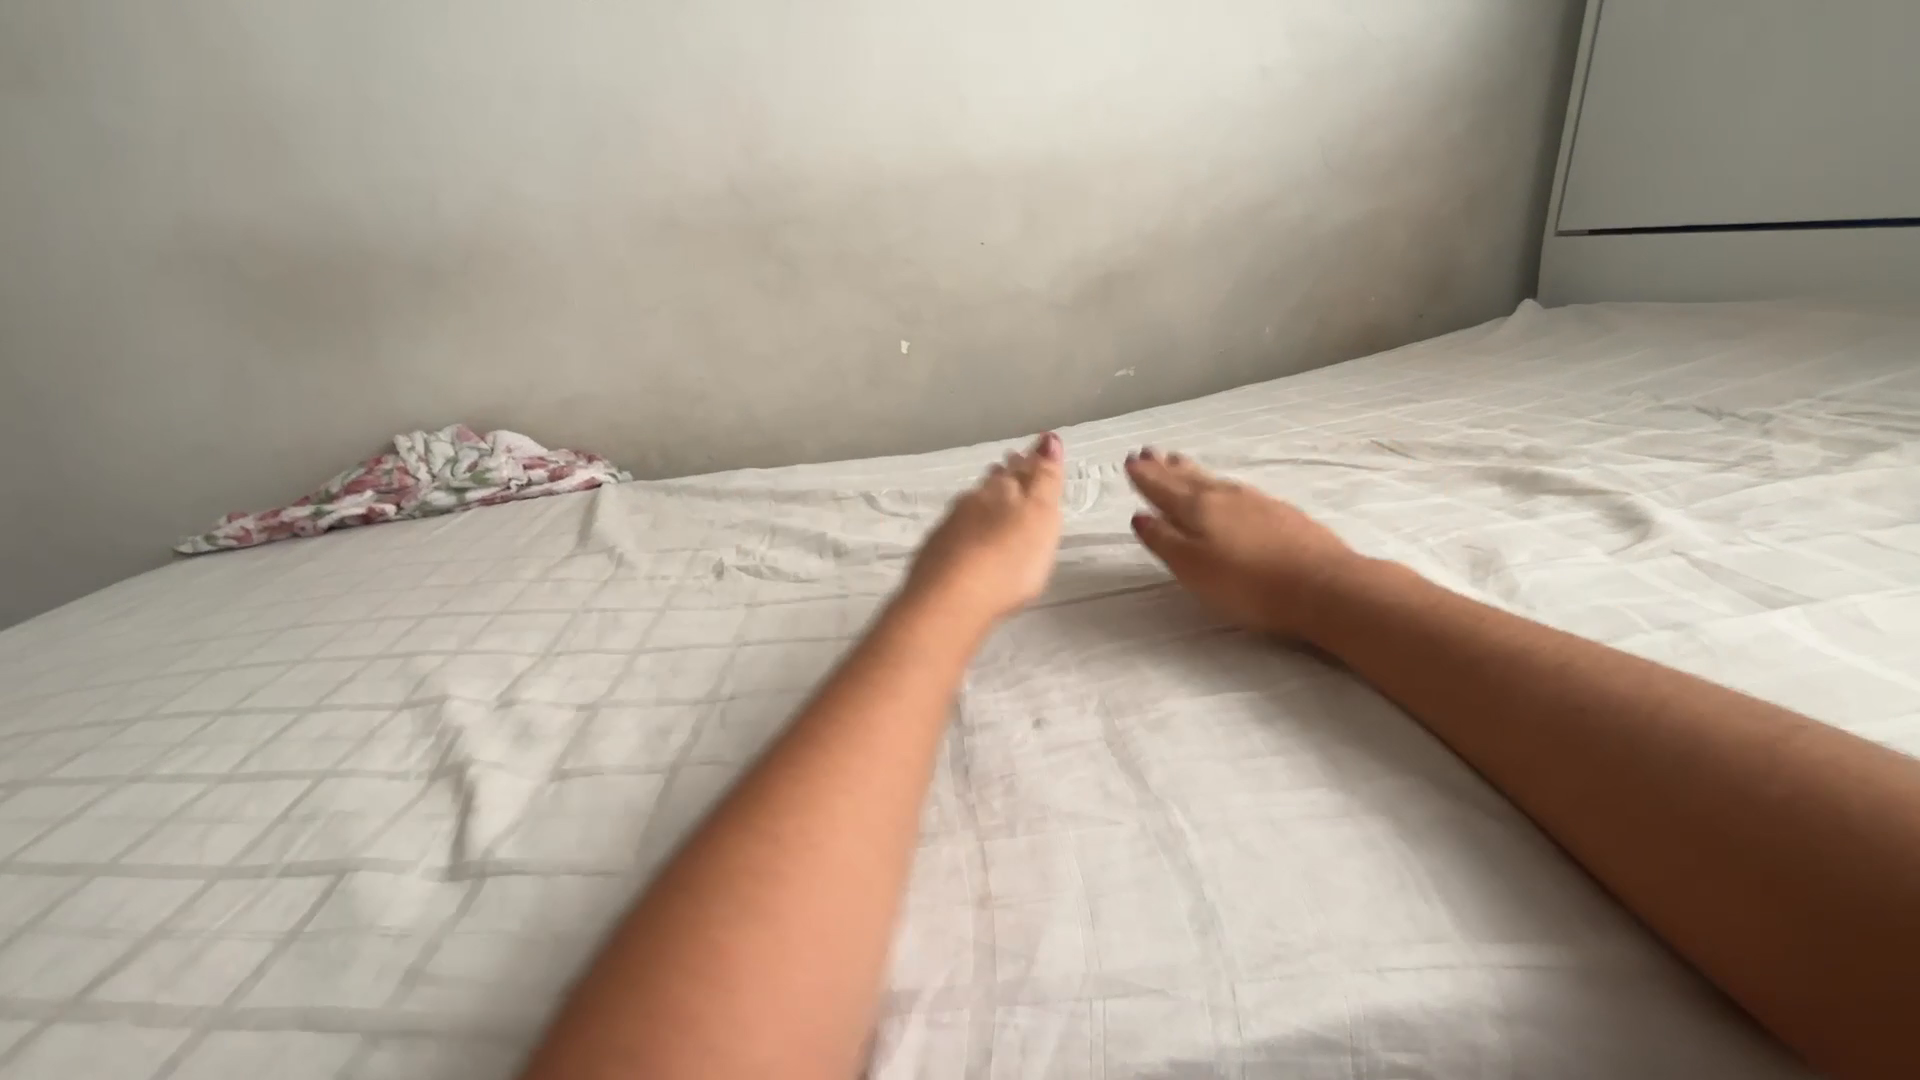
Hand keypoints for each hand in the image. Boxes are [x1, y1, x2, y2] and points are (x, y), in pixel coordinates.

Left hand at [904, 433, 1065, 623]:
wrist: (949, 600)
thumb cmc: (1007, 562)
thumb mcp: (1040, 518)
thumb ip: (1044, 479)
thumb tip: (1048, 439)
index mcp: (1004, 490)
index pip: (1022, 468)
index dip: (1032, 461)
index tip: (1039, 449)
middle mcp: (974, 500)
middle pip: (995, 483)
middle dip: (1007, 475)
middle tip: (1013, 467)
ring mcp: (950, 525)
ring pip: (974, 503)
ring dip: (986, 498)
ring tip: (994, 497)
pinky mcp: (934, 552)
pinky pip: (956, 529)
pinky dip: (967, 527)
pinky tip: (969, 536)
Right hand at [1126, 447, 1359, 637]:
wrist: (1323, 586)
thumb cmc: (1247, 584)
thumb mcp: (1192, 567)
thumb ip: (1163, 540)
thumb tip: (1140, 516)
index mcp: (1198, 508)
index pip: (1162, 488)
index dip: (1144, 477)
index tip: (1130, 462)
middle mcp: (1225, 497)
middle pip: (1188, 478)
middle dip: (1165, 468)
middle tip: (1149, 452)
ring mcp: (1257, 502)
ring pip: (1214, 480)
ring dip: (1192, 471)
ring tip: (1179, 461)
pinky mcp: (1282, 513)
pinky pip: (1237, 490)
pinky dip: (1220, 485)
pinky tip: (1225, 489)